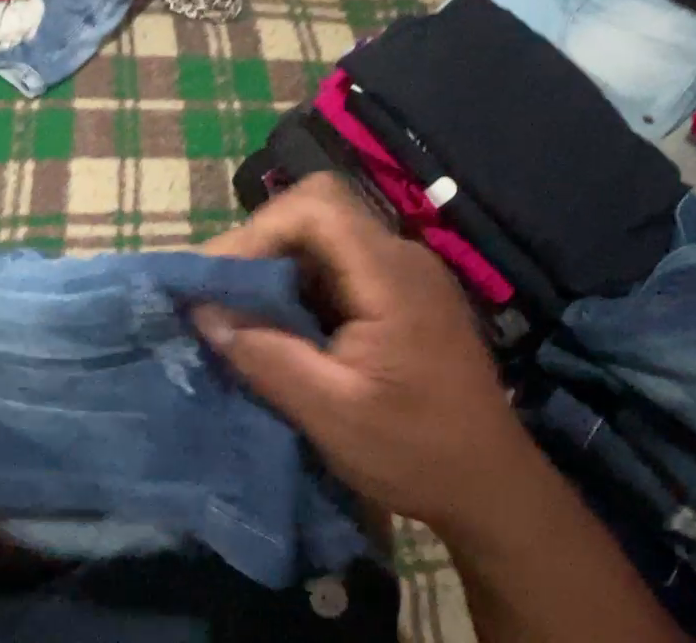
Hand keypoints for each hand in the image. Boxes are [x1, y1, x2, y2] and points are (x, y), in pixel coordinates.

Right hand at [194, 174, 532, 530]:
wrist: (494, 490)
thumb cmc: (417, 453)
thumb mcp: (329, 413)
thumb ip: (264, 356)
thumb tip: (201, 311)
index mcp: (390, 275)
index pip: (316, 206)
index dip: (258, 230)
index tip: (220, 280)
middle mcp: (400, 257)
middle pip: (316, 211)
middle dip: (259, 245)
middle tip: (219, 293)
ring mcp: (404, 273)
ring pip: (322, 237)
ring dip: (274, 267)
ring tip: (238, 312)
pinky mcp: (400, 295)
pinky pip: (336, 266)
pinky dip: (297, 286)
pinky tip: (279, 327)